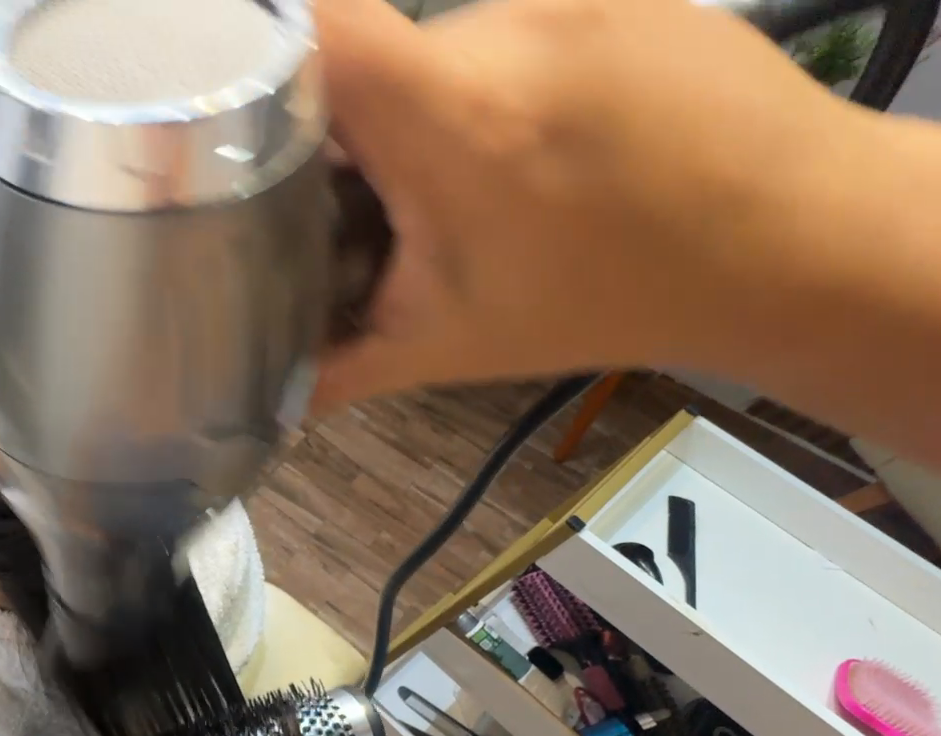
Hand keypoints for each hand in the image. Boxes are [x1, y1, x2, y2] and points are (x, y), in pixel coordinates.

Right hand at [310, 0, 864, 412]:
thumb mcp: (440, 348)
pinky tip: (513, 150)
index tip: (238, 116)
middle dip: (341, 125)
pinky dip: (477, 90)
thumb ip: (333, 372)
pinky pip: (498, 33)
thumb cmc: (602, 300)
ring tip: (451, 182)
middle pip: (365, 54)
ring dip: (413, 112)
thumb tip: (261, 400)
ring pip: (429, 49)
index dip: (258, 54)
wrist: (794, 242)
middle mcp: (503, 30)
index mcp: (450, 118)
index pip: (321, 25)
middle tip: (361, 200)